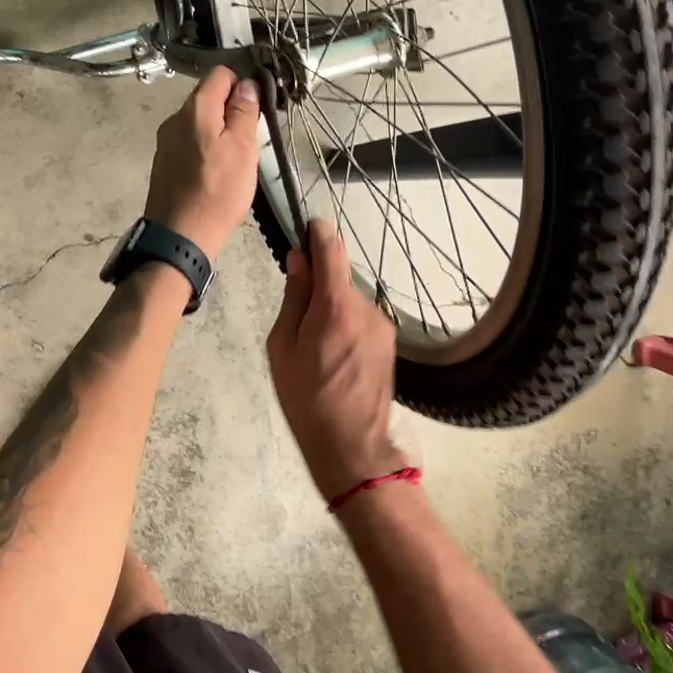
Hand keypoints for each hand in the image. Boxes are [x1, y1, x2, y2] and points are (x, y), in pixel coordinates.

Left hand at [142, 66, 261, 260]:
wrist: (180, 236)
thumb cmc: (217, 192)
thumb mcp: (242, 149)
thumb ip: (244, 112)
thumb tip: (247, 84)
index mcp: (194, 109)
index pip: (220, 74)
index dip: (243, 83)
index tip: (259, 105)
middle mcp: (175, 119)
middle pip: (208, 98)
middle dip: (232, 109)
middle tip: (251, 137)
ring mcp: (166, 141)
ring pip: (200, 122)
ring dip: (220, 131)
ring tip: (236, 159)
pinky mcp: (165, 163)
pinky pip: (190, 143)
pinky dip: (206, 149)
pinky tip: (217, 172)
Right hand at [267, 219, 406, 500]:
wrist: (350, 446)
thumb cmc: (304, 396)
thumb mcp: (282, 345)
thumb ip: (294, 297)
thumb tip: (299, 259)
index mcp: (335, 307)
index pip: (332, 249)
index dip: (318, 232)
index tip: (306, 227)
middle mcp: (366, 308)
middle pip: (339, 277)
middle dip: (318, 284)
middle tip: (297, 315)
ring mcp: (383, 325)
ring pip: (350, 299)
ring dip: (333, 308)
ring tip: (315, 346)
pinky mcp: (390, 342)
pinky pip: (361, 319)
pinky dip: (346, 324)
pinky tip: (334, 356)